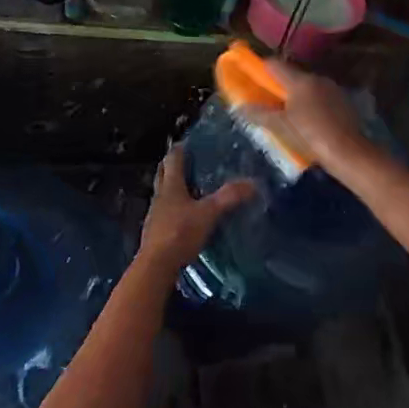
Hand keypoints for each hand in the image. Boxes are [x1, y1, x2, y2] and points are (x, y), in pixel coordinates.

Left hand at [139, 146, 253, 271]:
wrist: (156, 265)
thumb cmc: (180, 233)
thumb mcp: (209, 214)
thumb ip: (229, 198)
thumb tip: (253, 183)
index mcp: (171, 186)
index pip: (173, 159)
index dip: (180, 149)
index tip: (189, 142)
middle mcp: (160, 196)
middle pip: (163, 174)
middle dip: (173, 165)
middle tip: (188, 160)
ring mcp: (155, 214)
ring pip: (164, 193)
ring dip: (174, 187)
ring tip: (191, 187)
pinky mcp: (156, 231)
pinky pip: (166, 212)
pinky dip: (175, 208)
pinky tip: (186, 215)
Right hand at [261, 60, 383, 173]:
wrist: (348, 152)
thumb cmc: (309, 136)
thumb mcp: (280, 127)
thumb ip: (259, 113)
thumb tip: (240, 106)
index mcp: (299, 80)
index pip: (274, 64)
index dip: (259, 70)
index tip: (251, 80)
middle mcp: (316, 78)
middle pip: (291, 74)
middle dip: (277, 85)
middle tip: (266, 101)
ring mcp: (332, 88)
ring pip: (306, 85)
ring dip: (294, 95)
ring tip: (286, 114)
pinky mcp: (343, 100)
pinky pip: (319, 95)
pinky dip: (310, 102)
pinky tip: (307, 120)